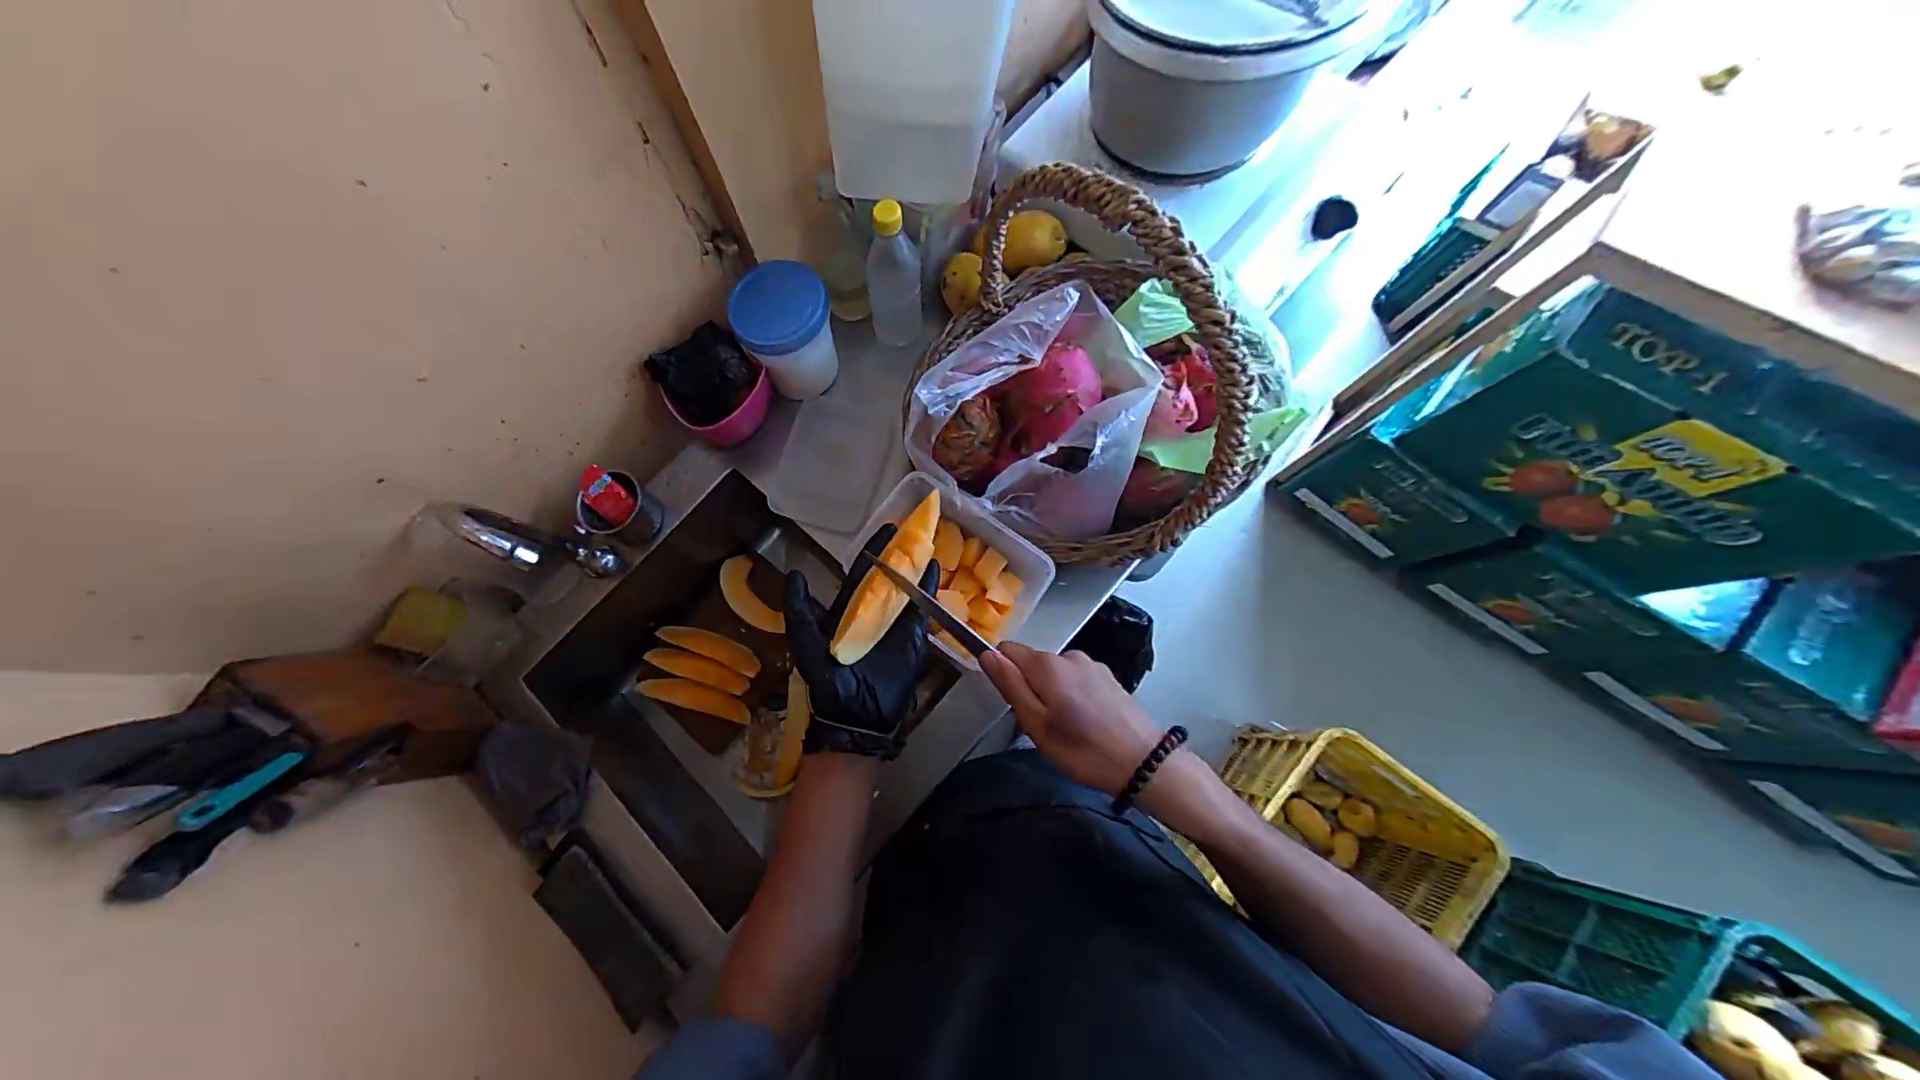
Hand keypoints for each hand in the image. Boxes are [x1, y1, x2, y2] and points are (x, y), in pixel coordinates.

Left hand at [784, 524, 940, 759]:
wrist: (857, 716)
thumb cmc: (829, 681)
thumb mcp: (806, 644)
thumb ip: (800, 611)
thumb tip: (794, 573)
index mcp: (849, 610)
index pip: (863, 572)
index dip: (873, 550)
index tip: (887, 528)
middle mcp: (874, 612)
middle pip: (890, 576)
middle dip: (900, 553)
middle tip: (913, 528)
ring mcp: (896, 624)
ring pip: (909, 589)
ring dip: (918, 568)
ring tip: (928, 542)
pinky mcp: (914, 637)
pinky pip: (923, 610)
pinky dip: (931, 590)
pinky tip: (936, 570)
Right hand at [979, 644, 1165, 795]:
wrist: (1143, 762)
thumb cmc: (1082, 749)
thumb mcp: (1036, 723)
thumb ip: (1011, 685)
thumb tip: (987, 654)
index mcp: (1047, 664)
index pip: (1007, 650)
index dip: (1003, 674)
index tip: (1015, 704)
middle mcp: (1070, 655)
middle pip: (1032, 664)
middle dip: (1030, 689)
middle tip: (1041, 726)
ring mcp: (1092, 665)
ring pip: (1055, 674)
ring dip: (1052, 695)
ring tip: (1065, 729)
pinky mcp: (1108, 678)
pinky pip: (1076, 680)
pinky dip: (1073, 697)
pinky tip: (1086, 724)